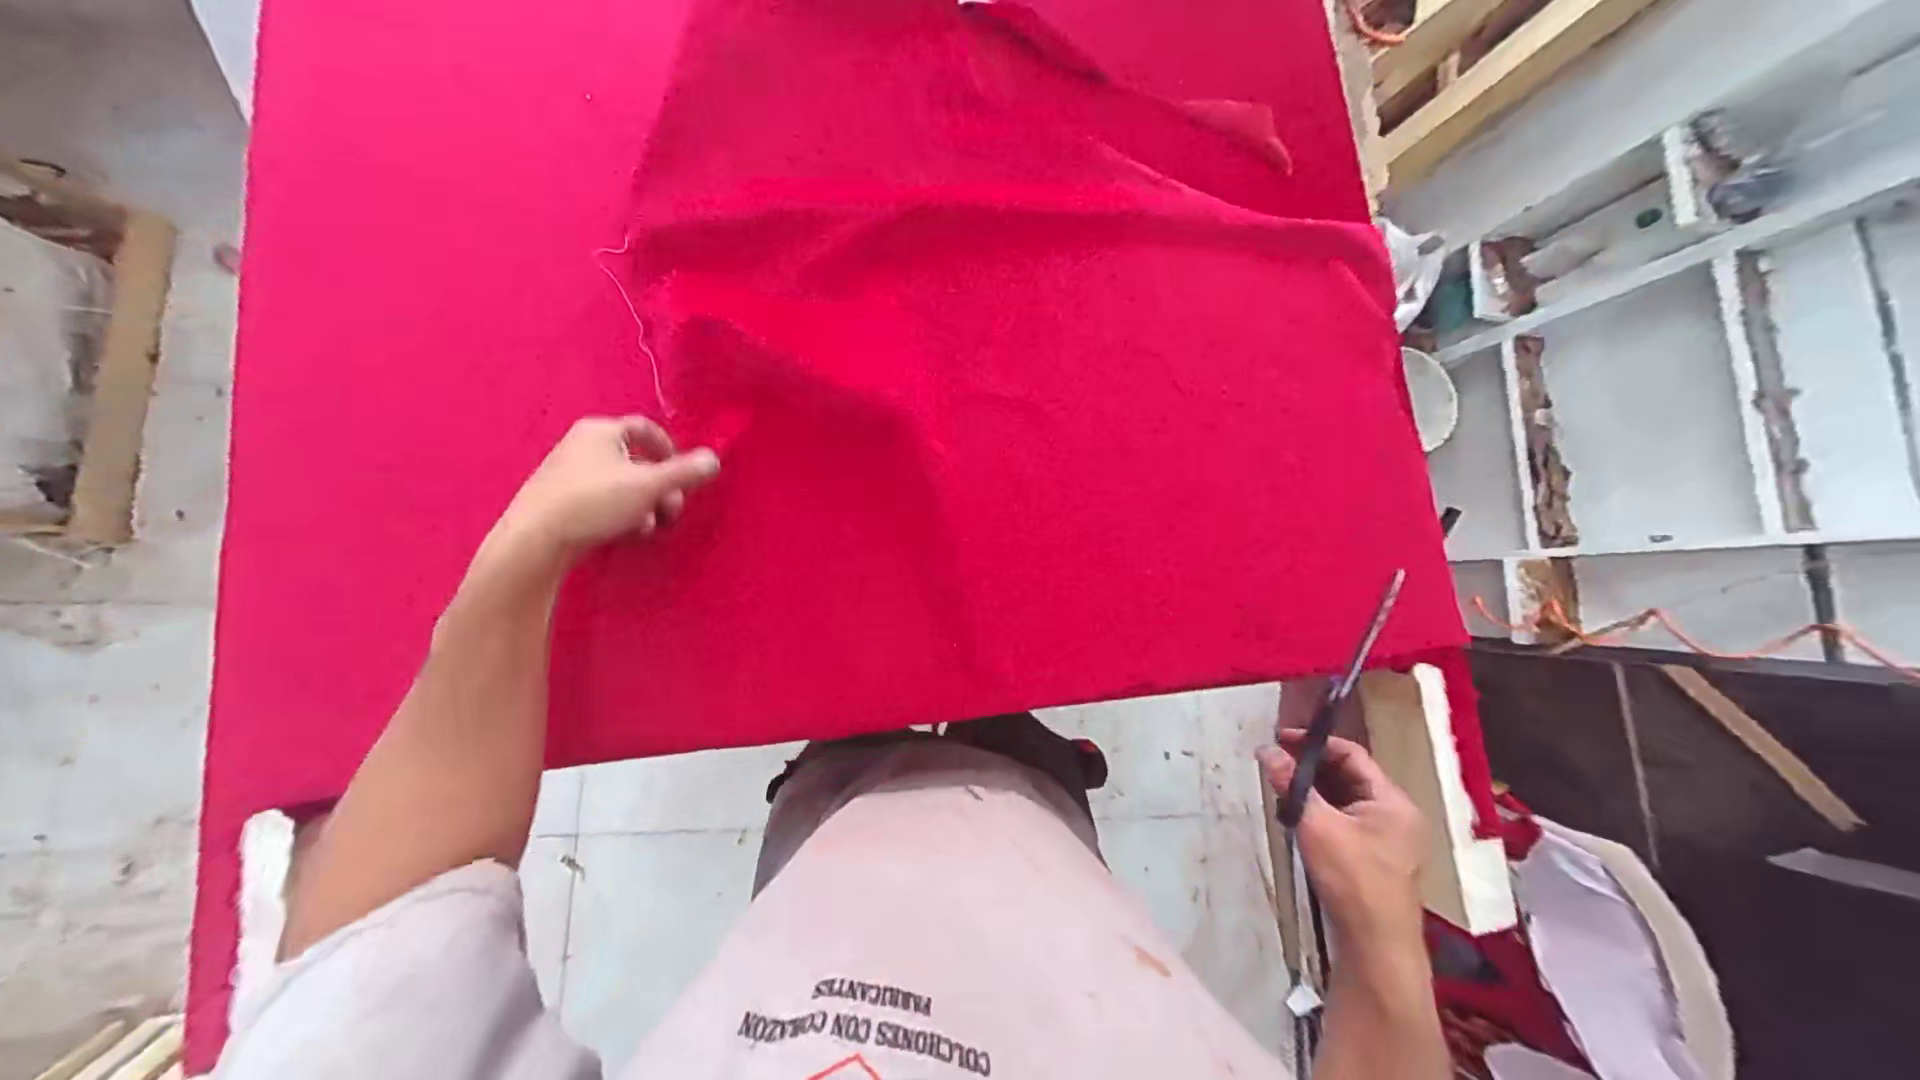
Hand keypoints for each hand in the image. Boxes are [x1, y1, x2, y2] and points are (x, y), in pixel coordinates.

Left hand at [489, 416, 719, 566]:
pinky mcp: (561, 500)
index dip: (672, 451)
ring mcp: (569, 473)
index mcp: (600, 430)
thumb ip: (686, 472)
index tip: (684, 476)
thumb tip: (714, 460)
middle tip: (671, 509)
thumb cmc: (594, 504)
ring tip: (647, 526)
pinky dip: (621, 514)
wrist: (535, 540)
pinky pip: (604, 500)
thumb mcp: (650, 486)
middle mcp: (582, 445)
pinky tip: (625, 533)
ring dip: (644, 505)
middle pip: (638, 460)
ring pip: (623, 484)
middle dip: (661, 487)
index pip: (646, 429)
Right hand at [1258, 732, 1426, 941]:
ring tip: (1278, 786)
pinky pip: (1343, 819)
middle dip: (1309, 766)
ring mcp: (1386, 837)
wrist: (1375, 946)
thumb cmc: (1352, 878)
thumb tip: (1265, 749)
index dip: (1315, 743)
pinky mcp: (1372, 856)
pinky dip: (1318, 811)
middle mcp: (1394, 814)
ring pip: (1343, 798)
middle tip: (1273, 762)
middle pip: (1347, 774)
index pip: (1351, 754)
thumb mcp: (1316, 824)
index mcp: (1392, 800)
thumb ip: (1291, 784)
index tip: (1280, 740)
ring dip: (1311, 790)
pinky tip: (1294, 816)